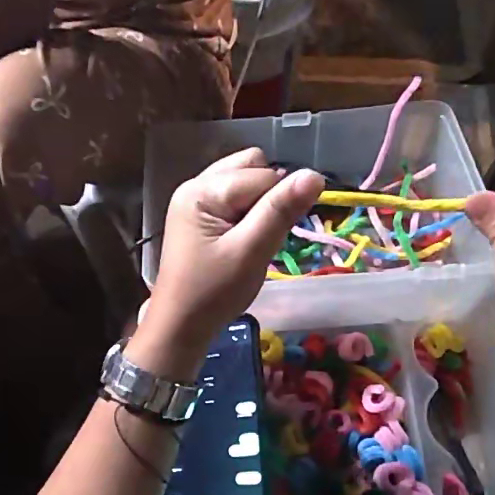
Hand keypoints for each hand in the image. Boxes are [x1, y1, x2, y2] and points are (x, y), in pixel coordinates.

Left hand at [135, 149, 324, 372]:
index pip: (264, 174)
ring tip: (252, 240)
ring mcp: (195, 200)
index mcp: (203, 190)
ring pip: (246, 181)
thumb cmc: (214, 292)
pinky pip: (235, 199)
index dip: (280, 203)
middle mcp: (196, 185)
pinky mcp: (199, 216)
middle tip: (260, 237)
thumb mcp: (251, 252)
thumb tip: (315, 175)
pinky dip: (247, 214)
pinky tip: (242, 241)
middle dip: (269, 197)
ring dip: (260, 205)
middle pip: (253, 168)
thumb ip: (280, 211)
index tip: (273, 238)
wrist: (180, 326)